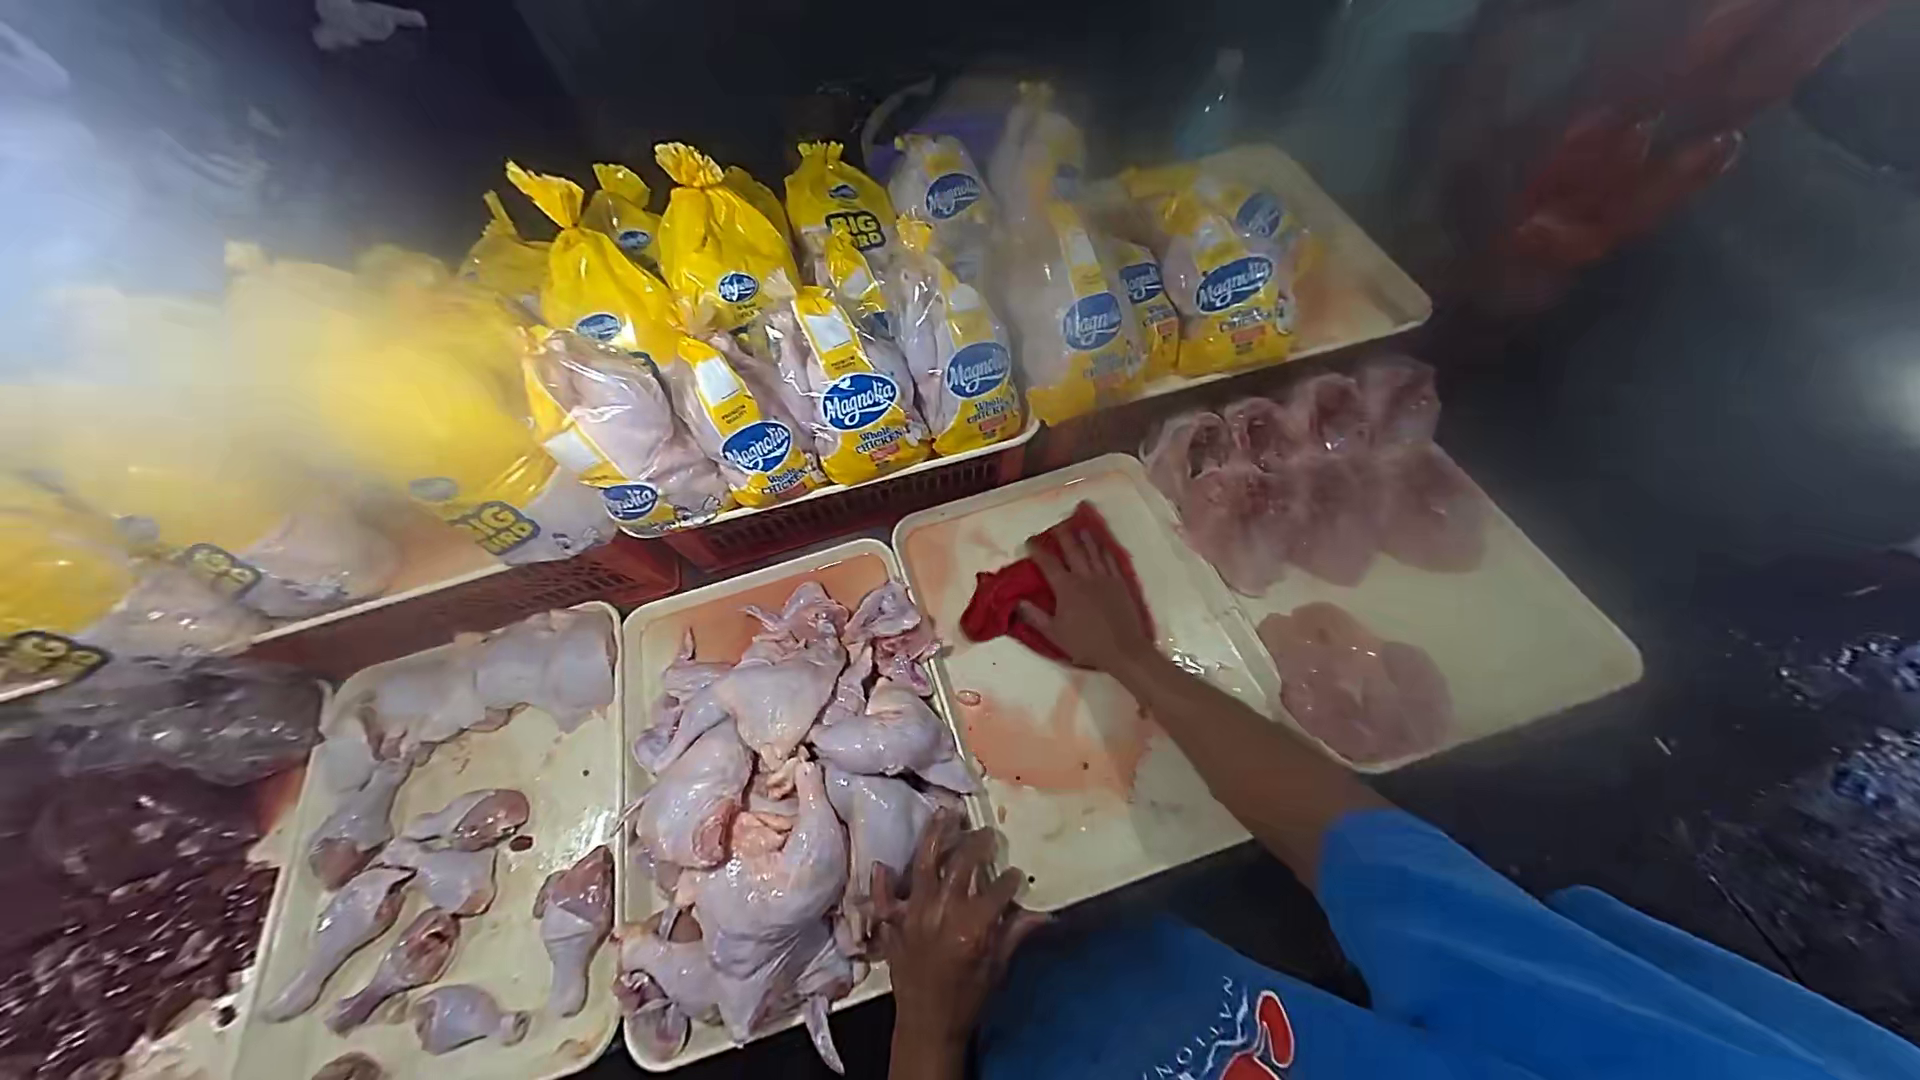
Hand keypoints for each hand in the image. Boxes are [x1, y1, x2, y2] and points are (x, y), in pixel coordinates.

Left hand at [873, 811, 1047, 1055]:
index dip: (1010, 879)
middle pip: (961, 863)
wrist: (927, 1027)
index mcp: (972, 927)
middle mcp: (942, 912)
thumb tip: (1046, 913)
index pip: (997, 890)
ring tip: (947, 813)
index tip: (1016, 873)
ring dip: (936, 835)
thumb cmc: (968, 998)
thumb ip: (1016, 934)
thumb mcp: (997, 969)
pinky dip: (883, 880)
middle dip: (977, 843)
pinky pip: (884, 897)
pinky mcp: (895, 922)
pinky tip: (884, 862)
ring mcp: (914, 913)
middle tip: (987, 834)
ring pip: (924, 862)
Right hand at [1016, 527, 1156, 673]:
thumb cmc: (1086, 644)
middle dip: (1063, 536)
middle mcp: (1084, 576)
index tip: (1030, 541)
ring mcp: (1104, 577)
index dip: (1037, 550)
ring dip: (1085, 538)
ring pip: (1093, 551)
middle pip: (1072, 550)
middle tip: (1056, 526)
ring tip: (1080, 527)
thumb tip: (1018, 601)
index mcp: (1066, 588)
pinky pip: (1111, 560)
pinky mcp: (1120, 582)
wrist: (1123, 649)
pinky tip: (1103, 546)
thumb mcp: (1054, 634)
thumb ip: (1035, 616)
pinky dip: (1105, 550)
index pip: (1048, 563)